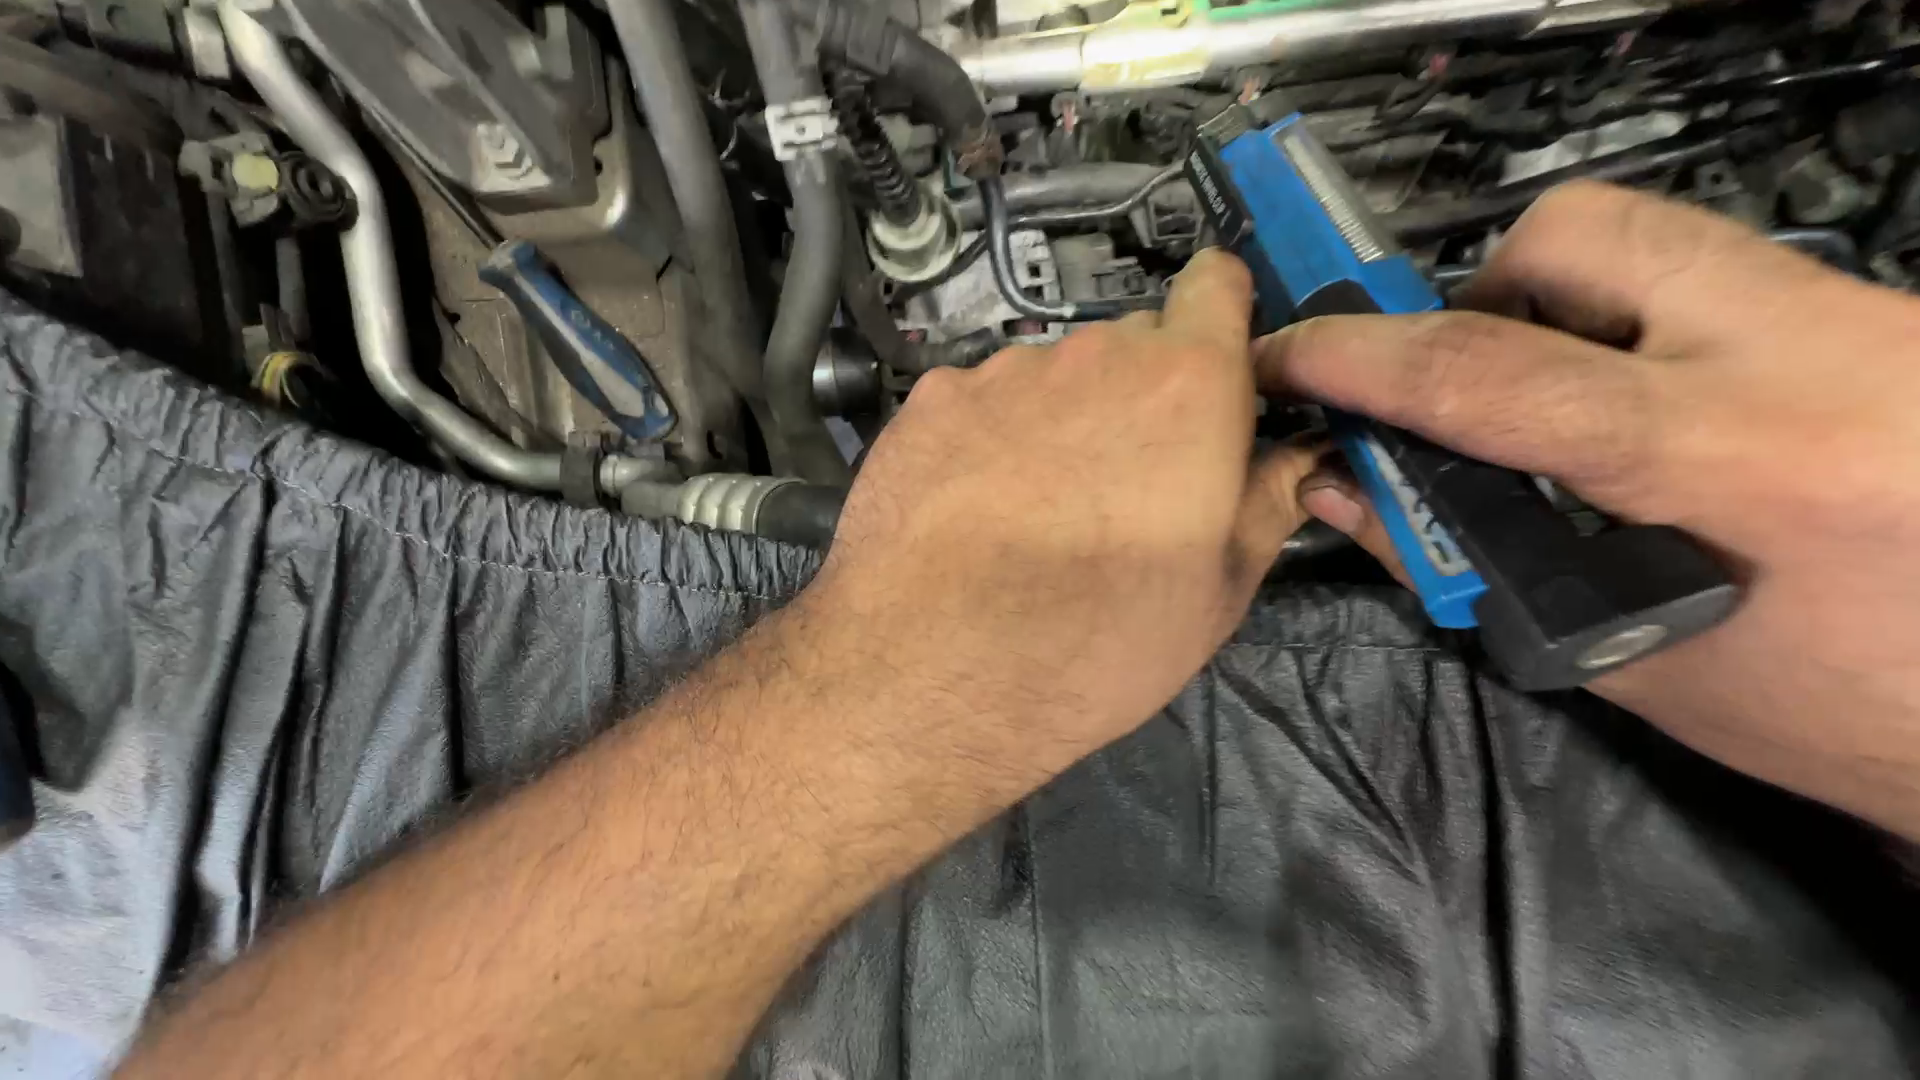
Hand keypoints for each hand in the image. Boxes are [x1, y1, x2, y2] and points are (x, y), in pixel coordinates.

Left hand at [802, 248, 1316, 781]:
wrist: (936, 673)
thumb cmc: (1097, 642)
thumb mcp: (1216, 591)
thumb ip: (1265, 501)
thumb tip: (1296, 455)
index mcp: (1185, 386)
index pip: (1217, 286)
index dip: (1219, 318)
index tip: (1211, 371)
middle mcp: (1092, 356)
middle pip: (1131, 344)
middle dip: (1138, 394)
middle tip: (1121, 481)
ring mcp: (1000, 374)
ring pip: (1051, 375)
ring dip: (1058, 417)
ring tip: (1034, 506)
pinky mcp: (928, 402)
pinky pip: (978, 399)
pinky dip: (986, 433)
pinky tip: (971, 505)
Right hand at [1257, 180, 1919, 840]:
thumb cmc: (1831, 719)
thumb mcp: (1612, 652)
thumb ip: (1459, 556)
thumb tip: (1337, 484)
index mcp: (1744, 464)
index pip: (1494, 374)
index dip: (1359, 359)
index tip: (1284, 356)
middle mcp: (1823, 351)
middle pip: (1583, 236)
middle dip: (1472, 292)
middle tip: (1448, 377)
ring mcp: (1876, 317)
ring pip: (1649, 234)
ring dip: (1547, 298)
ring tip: (1535, 394)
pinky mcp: (1891, 318)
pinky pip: (1707, 278)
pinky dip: (1620, 326)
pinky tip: (1626, 411)